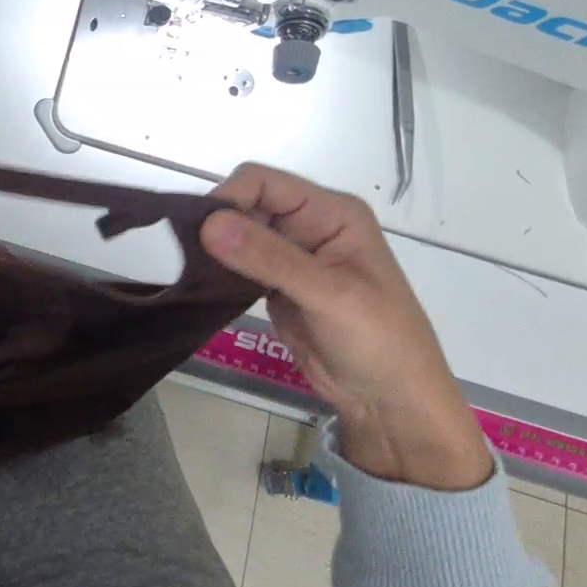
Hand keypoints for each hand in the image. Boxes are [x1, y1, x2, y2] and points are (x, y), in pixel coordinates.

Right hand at [200, 163, 491, 490]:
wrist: (390, 404)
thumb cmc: (379, 343)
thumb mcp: (329, 296)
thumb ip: (270, 257)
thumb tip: (209, 224)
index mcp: (331, 212)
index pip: (262, 182)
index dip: (228, 199)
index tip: (203, 237)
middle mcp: (308, 225)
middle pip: (244, 202)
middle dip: (217, 224)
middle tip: (195, 260)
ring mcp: (290, 255)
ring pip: (235, 232)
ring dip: (214, 248)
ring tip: (196, 274)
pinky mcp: (272, 283)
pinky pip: (235, 263)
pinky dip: (217, 270)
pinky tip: (205, 286)